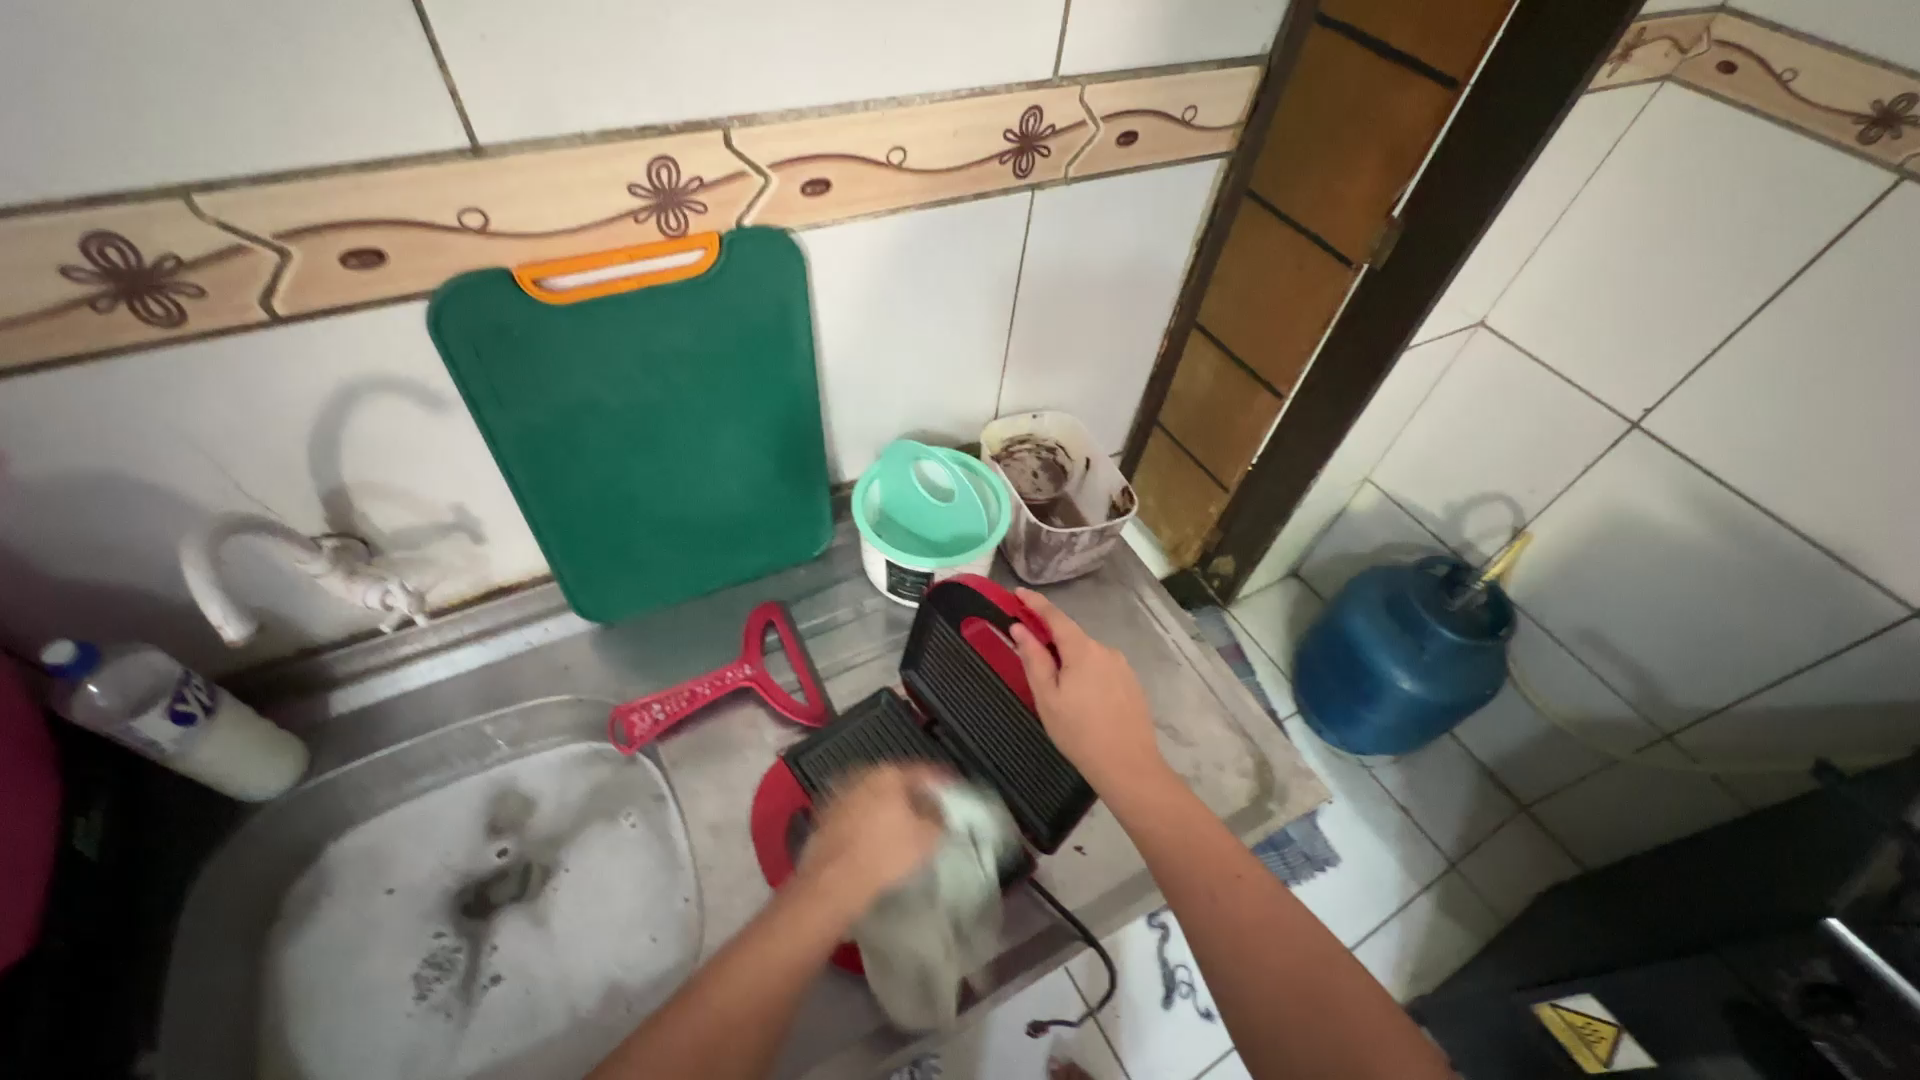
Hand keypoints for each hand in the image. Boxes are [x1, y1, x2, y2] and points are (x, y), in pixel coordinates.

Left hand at [796, 764, 947, 915]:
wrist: (834, 881)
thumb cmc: (883, 854)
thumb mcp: (928, 836)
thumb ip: (938, 816)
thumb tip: (937, 812)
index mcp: (888, 773)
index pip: (922, 771)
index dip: (940, 781)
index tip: (949, 786)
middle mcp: (861, 777)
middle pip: (894, 782)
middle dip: (910, 795)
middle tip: (927, 809)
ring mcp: (839, 797)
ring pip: (872, 798)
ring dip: (886, 809)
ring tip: (902, 829)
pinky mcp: (824, 819)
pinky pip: (855, 815)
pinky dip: (867, 823)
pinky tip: (876, 841)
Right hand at [1007, 588, 1167, 790]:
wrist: (1128, 765)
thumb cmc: (1079, 732)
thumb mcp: (1047, 697)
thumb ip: (1033, 658)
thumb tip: (1020, 629)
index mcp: (1083, 650)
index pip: (1055, 617)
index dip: (1035, 604)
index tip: (1017, 593)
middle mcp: (1106, 650)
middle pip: (1072, 638)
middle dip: (1051, 644)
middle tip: (1032, 665)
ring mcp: (1122, 667)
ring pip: (1087, 656)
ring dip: (1070, 664)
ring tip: (1060, 697)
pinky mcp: (1132, 683)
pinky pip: (1102, 670)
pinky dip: (1087, 676)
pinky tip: (1084, 704)